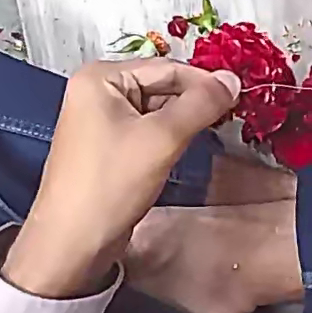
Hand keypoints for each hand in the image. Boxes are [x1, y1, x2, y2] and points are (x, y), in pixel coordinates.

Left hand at [2, 59, 239, 297]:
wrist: (72, 244)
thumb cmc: (110, 185)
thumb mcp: (163, 138)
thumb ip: (201, 104)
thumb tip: (233, 79)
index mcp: (101, 78)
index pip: (167, 67)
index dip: (204, 81)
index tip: (238, 94)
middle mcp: (98, 91)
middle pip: (163, 85)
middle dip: (194, 101)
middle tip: (229, 116)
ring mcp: (102, 119)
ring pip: (159, 108)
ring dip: (185, 119)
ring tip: (212, 132)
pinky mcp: (110, 144)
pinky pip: (149, 128)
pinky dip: (171, 135)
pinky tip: (185, 147)